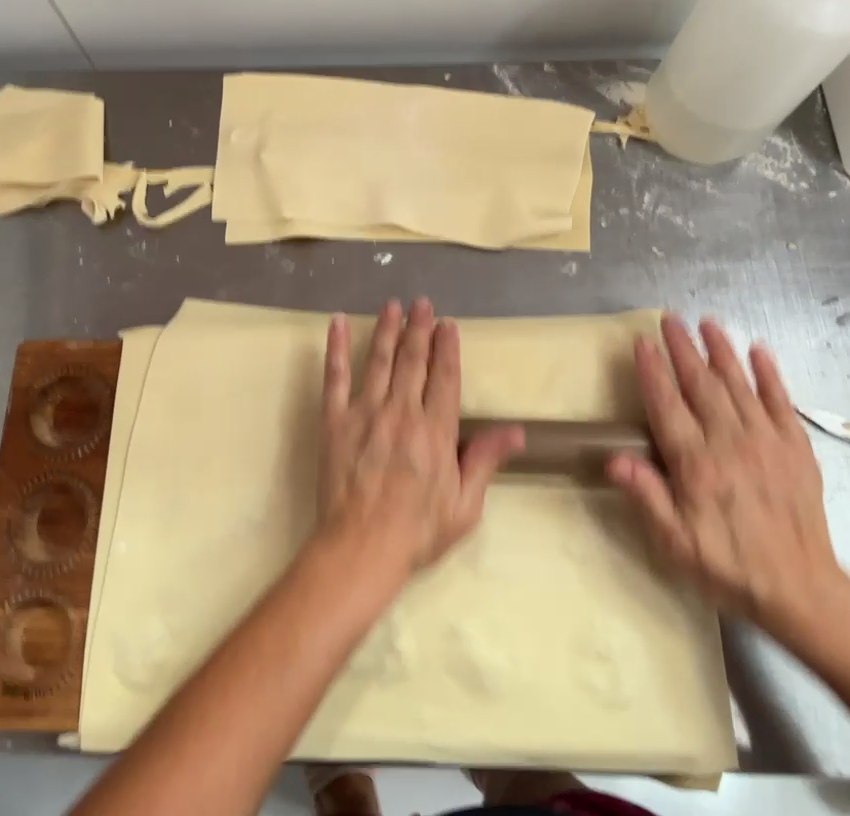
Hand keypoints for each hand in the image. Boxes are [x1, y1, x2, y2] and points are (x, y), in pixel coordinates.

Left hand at [316, 298, 524, 575]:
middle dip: (419, 329)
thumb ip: (484, 461)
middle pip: (413, 361)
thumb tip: (515, 431)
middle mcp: (403, 412)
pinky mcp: (334, 421)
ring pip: (379, 361)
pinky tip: (338, 324)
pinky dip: (337, 349)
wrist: (362, 547)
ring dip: (387, 330)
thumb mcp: (465, 505)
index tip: (448, 325)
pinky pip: (335, 378)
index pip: (445, 378)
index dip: (448, 349)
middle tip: (422, 303)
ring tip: (392, 305)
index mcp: (437, 431)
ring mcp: (366, 413)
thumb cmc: (418, 531)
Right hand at [607, 315, 847, 646]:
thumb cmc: (726, 566)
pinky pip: (781, 402)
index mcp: (696, 464)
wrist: (799, 588)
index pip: (668, 406)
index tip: (642, 343)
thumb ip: (646, 497)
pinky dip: (770, 375)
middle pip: (702, 385)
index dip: (653, 372)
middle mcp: (730, 442)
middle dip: (683, 349)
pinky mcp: (796, 449)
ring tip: (708, 322)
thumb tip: (615, 459)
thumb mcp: (674, 542)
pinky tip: (760, 352)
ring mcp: (767, 442)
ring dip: (722, 351)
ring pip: (740, 385)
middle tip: (670, 319)